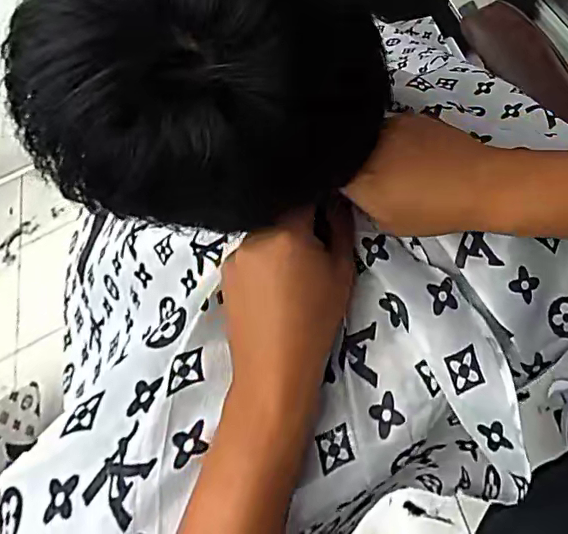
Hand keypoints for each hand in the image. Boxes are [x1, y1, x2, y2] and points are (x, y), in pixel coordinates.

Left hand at [222, 203, 355, 396]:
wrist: (274, 370)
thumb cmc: (316, 319)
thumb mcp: (342, 270)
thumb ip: (341, 226)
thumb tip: (336, 201)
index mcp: (285, 230)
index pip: (306, 197)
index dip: (322, 205)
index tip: (331, 221)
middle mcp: (254, 236)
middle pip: (284, 214)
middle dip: (301, 225)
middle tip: (317, 251)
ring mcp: (235, 255)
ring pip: (266, 232)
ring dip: (282, 241)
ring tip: (296, 272)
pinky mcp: (225, 274)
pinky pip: (252, 252)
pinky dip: (266, 258)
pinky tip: (276, 285)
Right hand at [343, 115, 503, 236]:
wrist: (479, 181)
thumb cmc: (436, 210)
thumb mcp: (389, 222)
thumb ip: (362, 205)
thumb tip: (351, 191)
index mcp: (359, 176)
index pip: (328, 176)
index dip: (330, 182)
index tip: (341, 190)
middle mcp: (369, 144)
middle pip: (345, 150)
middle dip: (349, 162)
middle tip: (368, 178)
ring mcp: (391, 124)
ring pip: (366, 135)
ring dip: (370, 148)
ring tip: (392, 165)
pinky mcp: (411, 114)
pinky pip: (389, 125)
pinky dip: (390, 138)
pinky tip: (408, 152)